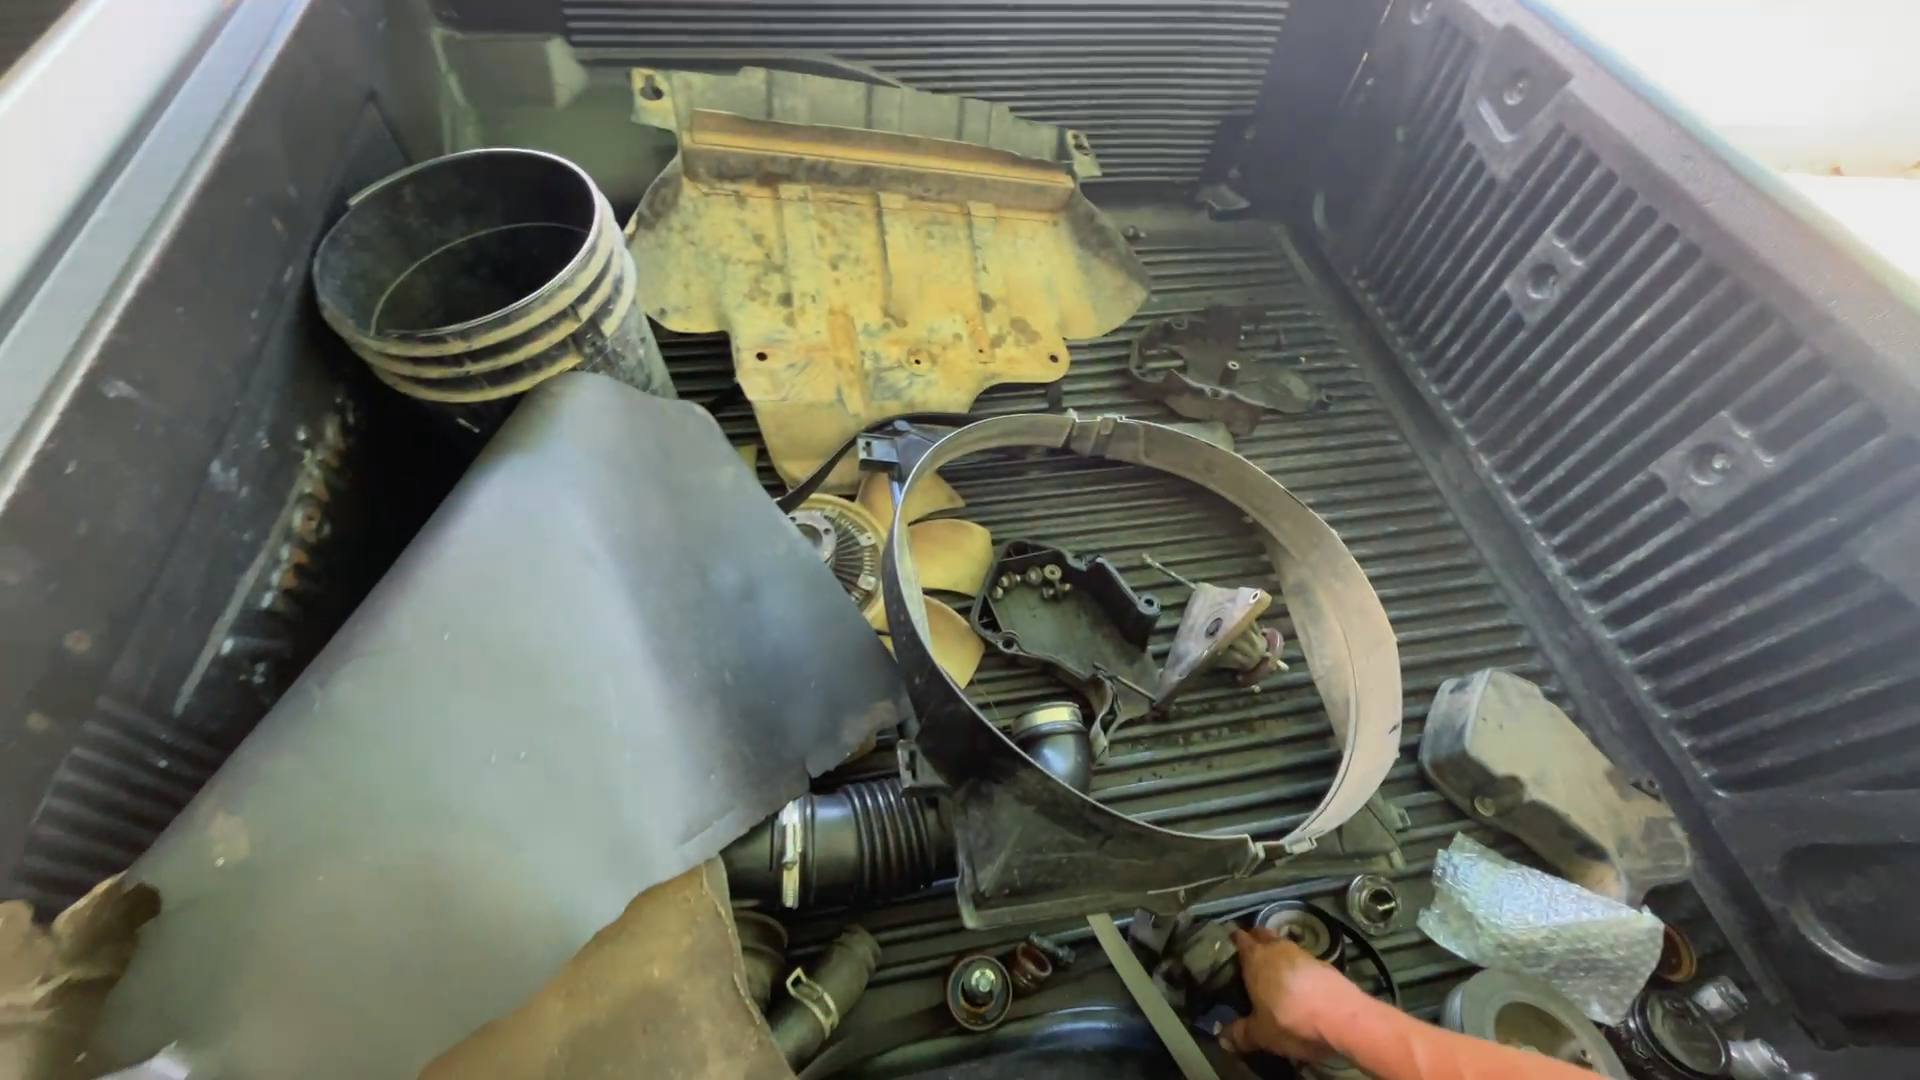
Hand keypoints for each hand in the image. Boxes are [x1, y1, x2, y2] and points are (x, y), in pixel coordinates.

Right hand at [1220, 926, 1352, 1060]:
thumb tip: (1221, 1038)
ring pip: (1283, 944)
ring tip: (1277, 971)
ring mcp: (1301, 952)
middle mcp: (1275, 947)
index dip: (1234, 939)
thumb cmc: (1291, 1019)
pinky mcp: (1324, 963)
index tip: (1230, 945)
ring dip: (1279, 953)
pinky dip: (1299, 967)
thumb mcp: (1262, 1034)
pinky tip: (1301, 984)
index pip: (1239, 938)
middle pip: (1262, 933)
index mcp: (1254, 957)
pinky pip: (1304, 959)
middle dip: (1256, 939)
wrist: (1342, 1016)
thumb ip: (1241, 1034)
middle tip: (1252, 955)